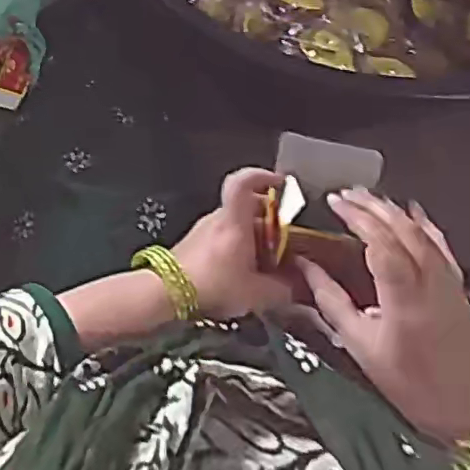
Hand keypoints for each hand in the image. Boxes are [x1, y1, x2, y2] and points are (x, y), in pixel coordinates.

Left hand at [170, 168, 296, 318]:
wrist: (167, 291)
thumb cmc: (211, 285)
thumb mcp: (257, 293)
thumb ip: (284, 288)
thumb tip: (301, 286)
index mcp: (233, 221)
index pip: (242, 182)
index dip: (262, 176)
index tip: (280, 181)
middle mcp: (218, 218)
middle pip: (246, 203)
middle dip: (271, 216)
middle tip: (289, 236)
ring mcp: (206, 228)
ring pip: (237, 220)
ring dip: (257, 233)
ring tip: (273, 258)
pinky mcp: (198, 241)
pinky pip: (226, 233)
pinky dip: (242, 243)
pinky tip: (250, 267)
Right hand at [300, 188, 469, 442]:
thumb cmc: (410, 382)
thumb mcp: (360, 344)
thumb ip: (330, 299)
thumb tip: (304, 264)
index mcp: (404, 294)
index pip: (379, 240)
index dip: (355, 216)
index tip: (332, 201)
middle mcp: (430, 280)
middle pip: (402, 229)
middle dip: (371, 206)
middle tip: (344, 193)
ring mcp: (449, 282)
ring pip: (422, 232)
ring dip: (393, 210)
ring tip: (367, 197)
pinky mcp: (459, 288)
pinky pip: (441, 245)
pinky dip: (424, 223)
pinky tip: (413, 211)